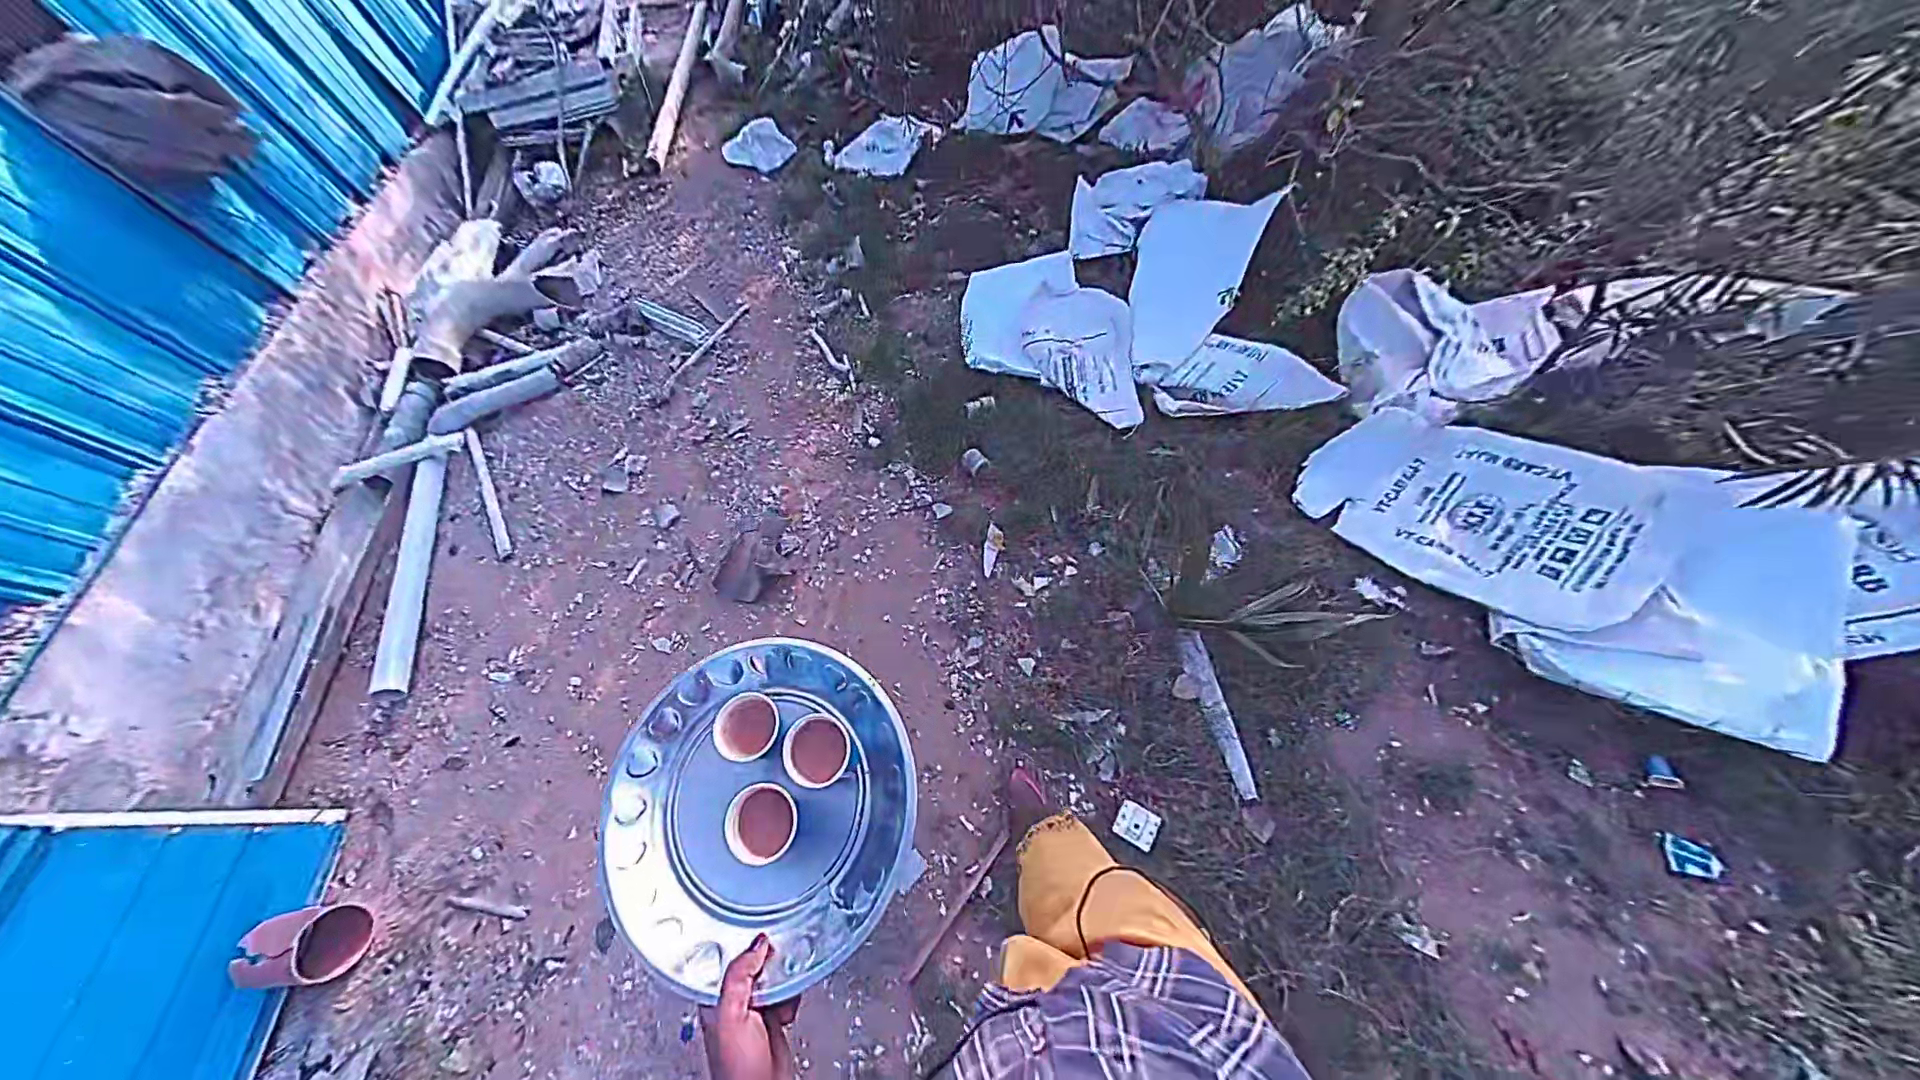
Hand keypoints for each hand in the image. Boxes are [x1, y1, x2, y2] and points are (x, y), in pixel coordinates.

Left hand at [700, 935, 799, 1079]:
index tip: (759, 928)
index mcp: (714, 996)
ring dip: (784, 975)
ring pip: (773, 972)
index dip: (742, 940)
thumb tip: (756, 944)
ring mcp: (754, 1005)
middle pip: (754, 961)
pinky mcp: (774, 1012)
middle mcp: (733, 999)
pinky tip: (789, 1003)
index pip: (727, 954)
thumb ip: (738, 977)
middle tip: (777, 958)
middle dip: (769, 958)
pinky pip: (788, 988)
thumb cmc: (737, 1071)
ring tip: (785, 986)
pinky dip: (794, 989)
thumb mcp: (731, 1017)